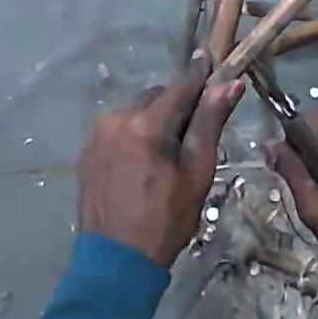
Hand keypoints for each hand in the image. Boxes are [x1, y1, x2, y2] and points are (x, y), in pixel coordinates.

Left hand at [78, 51, 246, 266]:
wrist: (116, 263)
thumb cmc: (165, 219)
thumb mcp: (196, 172)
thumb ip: (210, 123)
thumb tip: (229, 84)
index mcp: (146, 124)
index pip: (180, 87)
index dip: (198, 73)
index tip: (209, 55)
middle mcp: (117, 119)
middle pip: (156, 99)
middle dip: (176, 108)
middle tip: (191, 139)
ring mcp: (97, 134)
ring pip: (136, 112)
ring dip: (153, 122)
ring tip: (164, 158)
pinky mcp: (87, 150)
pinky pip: (118, 130)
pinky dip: (133, 136)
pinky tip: (140, 165)